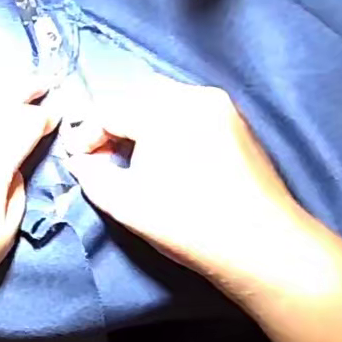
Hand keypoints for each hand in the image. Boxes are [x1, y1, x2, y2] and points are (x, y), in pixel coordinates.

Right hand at [65, 77, 339, 303]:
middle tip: (102, 159)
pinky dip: (169, 129)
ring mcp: (222, 107)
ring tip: (133, 161)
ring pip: (166, 103)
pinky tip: (168, 161)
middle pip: (138, 98)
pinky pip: (191, 114)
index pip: (109, 109)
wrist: (263, 246)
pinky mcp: (238, 125)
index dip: (86, 135)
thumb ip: (92, 176)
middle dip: (113, 126)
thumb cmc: (188, 223)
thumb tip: (81, 162)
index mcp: (166, 110)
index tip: (78, 163)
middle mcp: (196, 95)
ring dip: (141, 126)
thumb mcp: (126, 204)